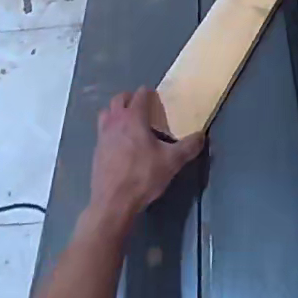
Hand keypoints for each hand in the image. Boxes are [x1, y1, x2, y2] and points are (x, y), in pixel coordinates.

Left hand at [86, 87, 203, 230]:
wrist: (113, 204)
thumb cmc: (142, 176)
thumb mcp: (172, 162)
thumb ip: (188, 147)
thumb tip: (201, 136)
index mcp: (133, 118)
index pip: (140, 95)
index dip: (149, 93)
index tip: (157, 98)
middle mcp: (115, 122)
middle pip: (119, 99)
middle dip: (131, 98)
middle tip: (143, 107)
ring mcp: (102, 136)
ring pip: (106, 113)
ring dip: (117, 112)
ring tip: (129, 123)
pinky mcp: (96, 151)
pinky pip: (102, 131)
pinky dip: (111, 130)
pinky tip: (121, 145)